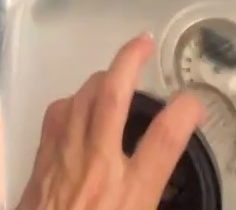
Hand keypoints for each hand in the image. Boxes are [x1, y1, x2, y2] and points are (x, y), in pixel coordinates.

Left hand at [16, 34, 205, 209]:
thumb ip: (149, 197)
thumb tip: (158, 179)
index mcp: (129, 196)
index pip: (165, 140)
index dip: (185, 111)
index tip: (195, 99)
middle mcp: (97, 168)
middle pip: (113, 98)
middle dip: (129, 62)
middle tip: (143, 42)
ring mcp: (64, 161)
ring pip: (81, 99)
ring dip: (100, 77)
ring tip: (115, 71)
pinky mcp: (40, 164)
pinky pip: (56, 117)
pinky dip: (71, 102)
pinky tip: (77, 105)